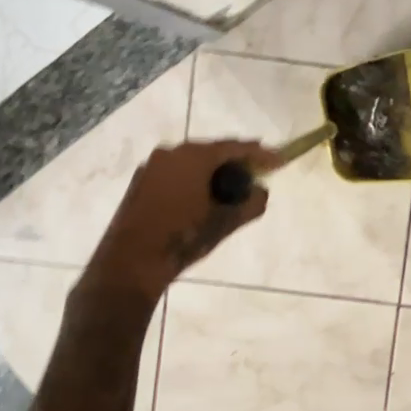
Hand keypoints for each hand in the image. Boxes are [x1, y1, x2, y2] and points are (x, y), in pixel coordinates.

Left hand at [80, 140, 274, 301]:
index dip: (260, 154)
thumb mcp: (225, 223)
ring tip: (232, 190)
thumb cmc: (182, 238)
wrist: (130, 263)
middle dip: (237, 162)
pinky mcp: (141, 182)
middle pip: (213, 151)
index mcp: (193, 156)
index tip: (280, 160)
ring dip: (215, 173)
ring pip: (193, 162)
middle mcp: (171, 152)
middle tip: (257, 174)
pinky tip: (204, 198)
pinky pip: (177, 173)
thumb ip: (251, 204)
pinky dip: (195, 180)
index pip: (235, 147)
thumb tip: (261, 192)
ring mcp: (152, 166)